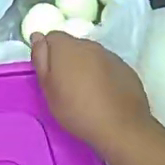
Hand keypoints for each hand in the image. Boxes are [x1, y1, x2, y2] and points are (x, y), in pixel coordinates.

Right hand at [32, 31, 160, 164]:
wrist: (122, 129)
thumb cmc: (77, 110)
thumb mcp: (48, 88)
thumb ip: (40, 59)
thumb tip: (37, 36)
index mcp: (66, 46)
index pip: (52, 38)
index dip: (49, 55)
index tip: (51, 75)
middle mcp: (89, 44)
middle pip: (73, 46)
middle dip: (69, 60)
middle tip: (68, 86)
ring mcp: (110, 55)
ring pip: (92, 56)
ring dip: (87, 67)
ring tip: (88, 93)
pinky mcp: (126, 68)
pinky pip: (109, 67)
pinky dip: (105, 76)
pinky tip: (106, 96)